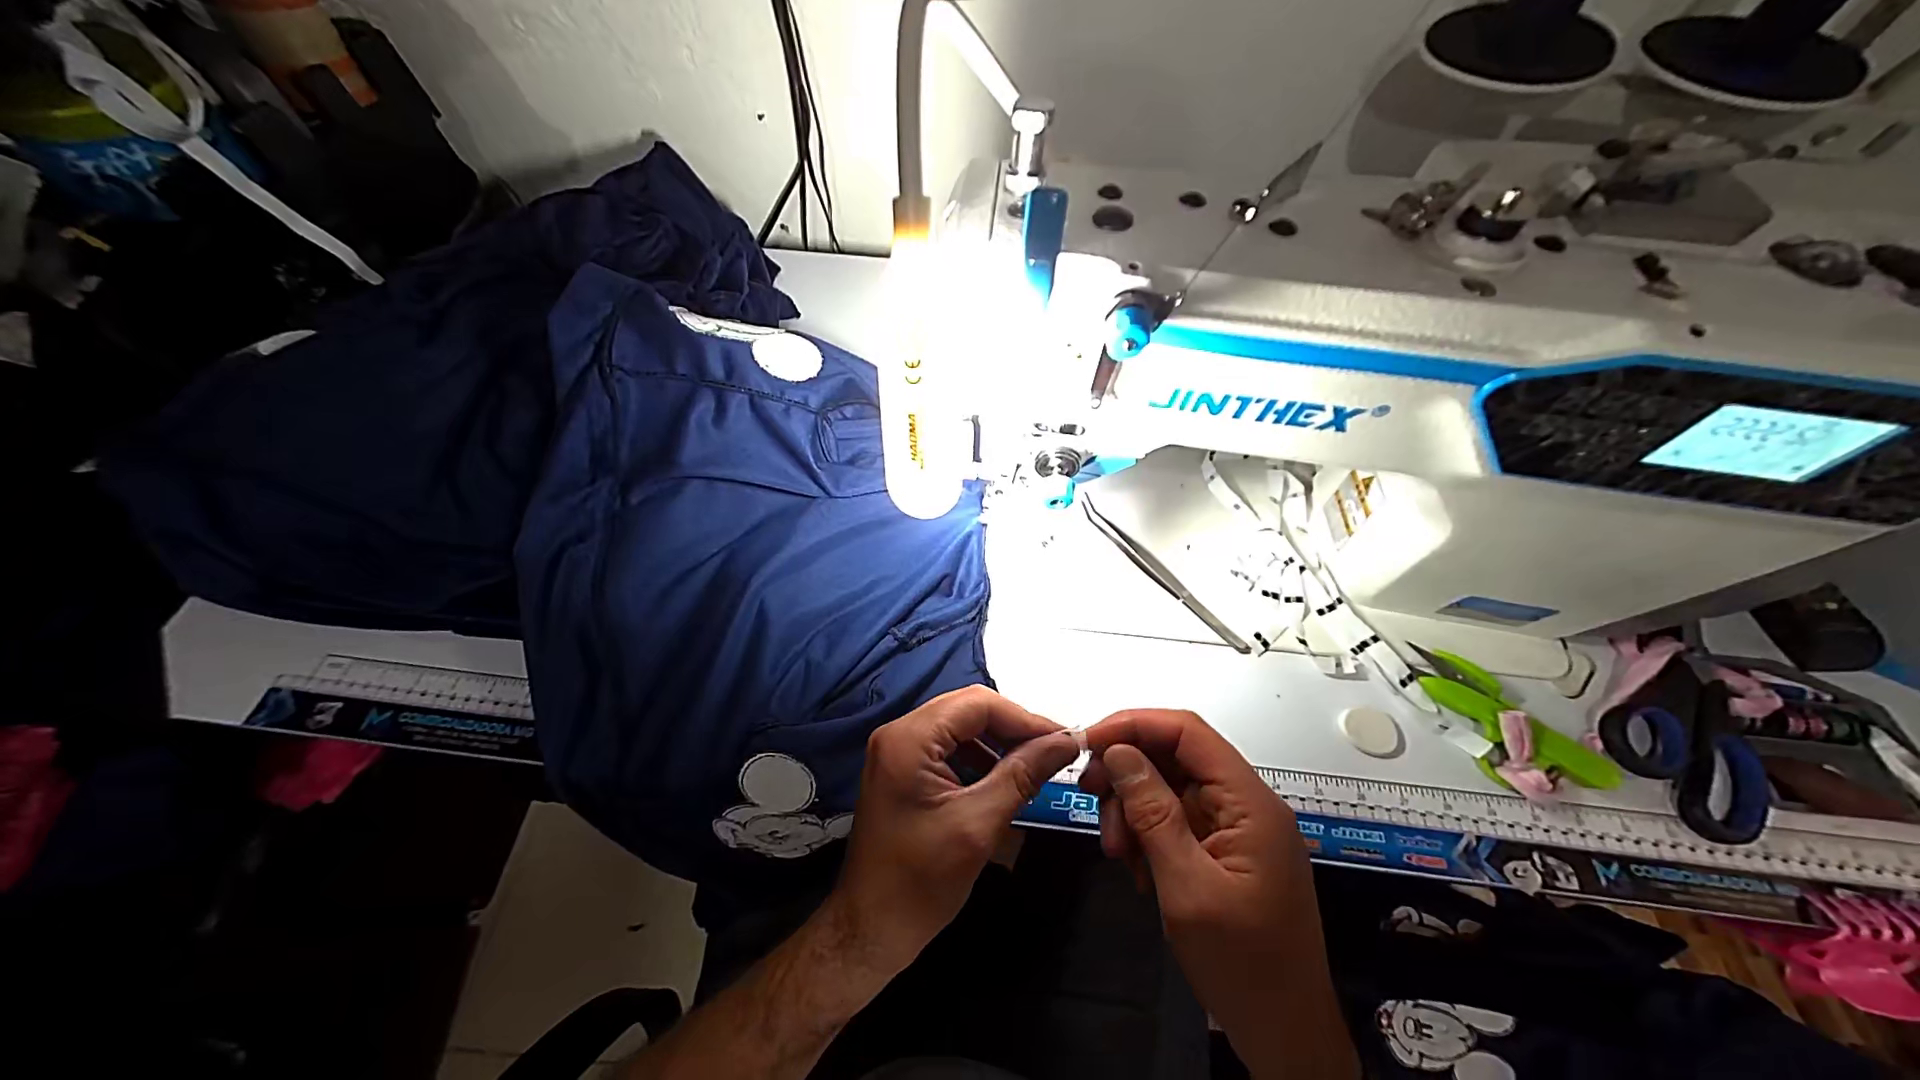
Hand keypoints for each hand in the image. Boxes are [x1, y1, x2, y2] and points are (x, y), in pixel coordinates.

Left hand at [831, 685, 1080, 973]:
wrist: (869, 929)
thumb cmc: (919, 882)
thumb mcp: (978, 826)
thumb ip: (1022, 776)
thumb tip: (1066, 743)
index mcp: (909, 739)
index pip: (977, 704)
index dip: (1025, 718)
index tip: (1064, 740)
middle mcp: (899, 733)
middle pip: (968, 710)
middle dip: (1014, 728)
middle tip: (1055, 752)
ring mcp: (898, 751)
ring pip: (961, 727)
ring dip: (999, 742)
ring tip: (1036, 765)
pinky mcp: (903, 770)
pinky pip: (949, 748)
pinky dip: (980, 757)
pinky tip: (1004, 779)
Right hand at [1081, 709, 1356, 1077]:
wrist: (1286, 1035)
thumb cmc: (1244, 967)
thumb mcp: (1186, 888)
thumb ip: (1152, 813)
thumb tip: (1120, 752)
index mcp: (1251, 804)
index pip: (1188, 732)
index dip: (1134, 725)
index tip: (1089, 743)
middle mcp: (1246, 804)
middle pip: (1175, 755)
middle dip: (1127, 771)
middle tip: (1092, 797)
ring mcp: (1235, 827)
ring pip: (1169, 786)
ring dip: (1132, 807)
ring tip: (1117, 850)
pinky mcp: (1223, 848)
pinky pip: (1174, 817)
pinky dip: (1145, 831)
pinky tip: (1135, 864)